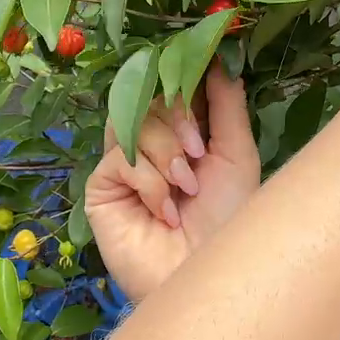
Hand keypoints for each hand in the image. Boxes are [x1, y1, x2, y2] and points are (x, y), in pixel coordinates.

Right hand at [84, 66, 258, 301]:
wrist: (208, 278)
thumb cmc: (229, 220)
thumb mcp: (237, 156)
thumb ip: (226, 107)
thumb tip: (221, 61)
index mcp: (184, 134)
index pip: (170, 88)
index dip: (182, 81)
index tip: (201, 83)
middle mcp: (151, 144)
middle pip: (147, 98)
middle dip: (177, 119)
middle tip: (199, 152)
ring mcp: (124, 165)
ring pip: (132, 123)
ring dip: (165, 151)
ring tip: (187, 188)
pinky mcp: (102, 188)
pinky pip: (120, 158)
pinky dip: (148, 181)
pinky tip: (165, 211)